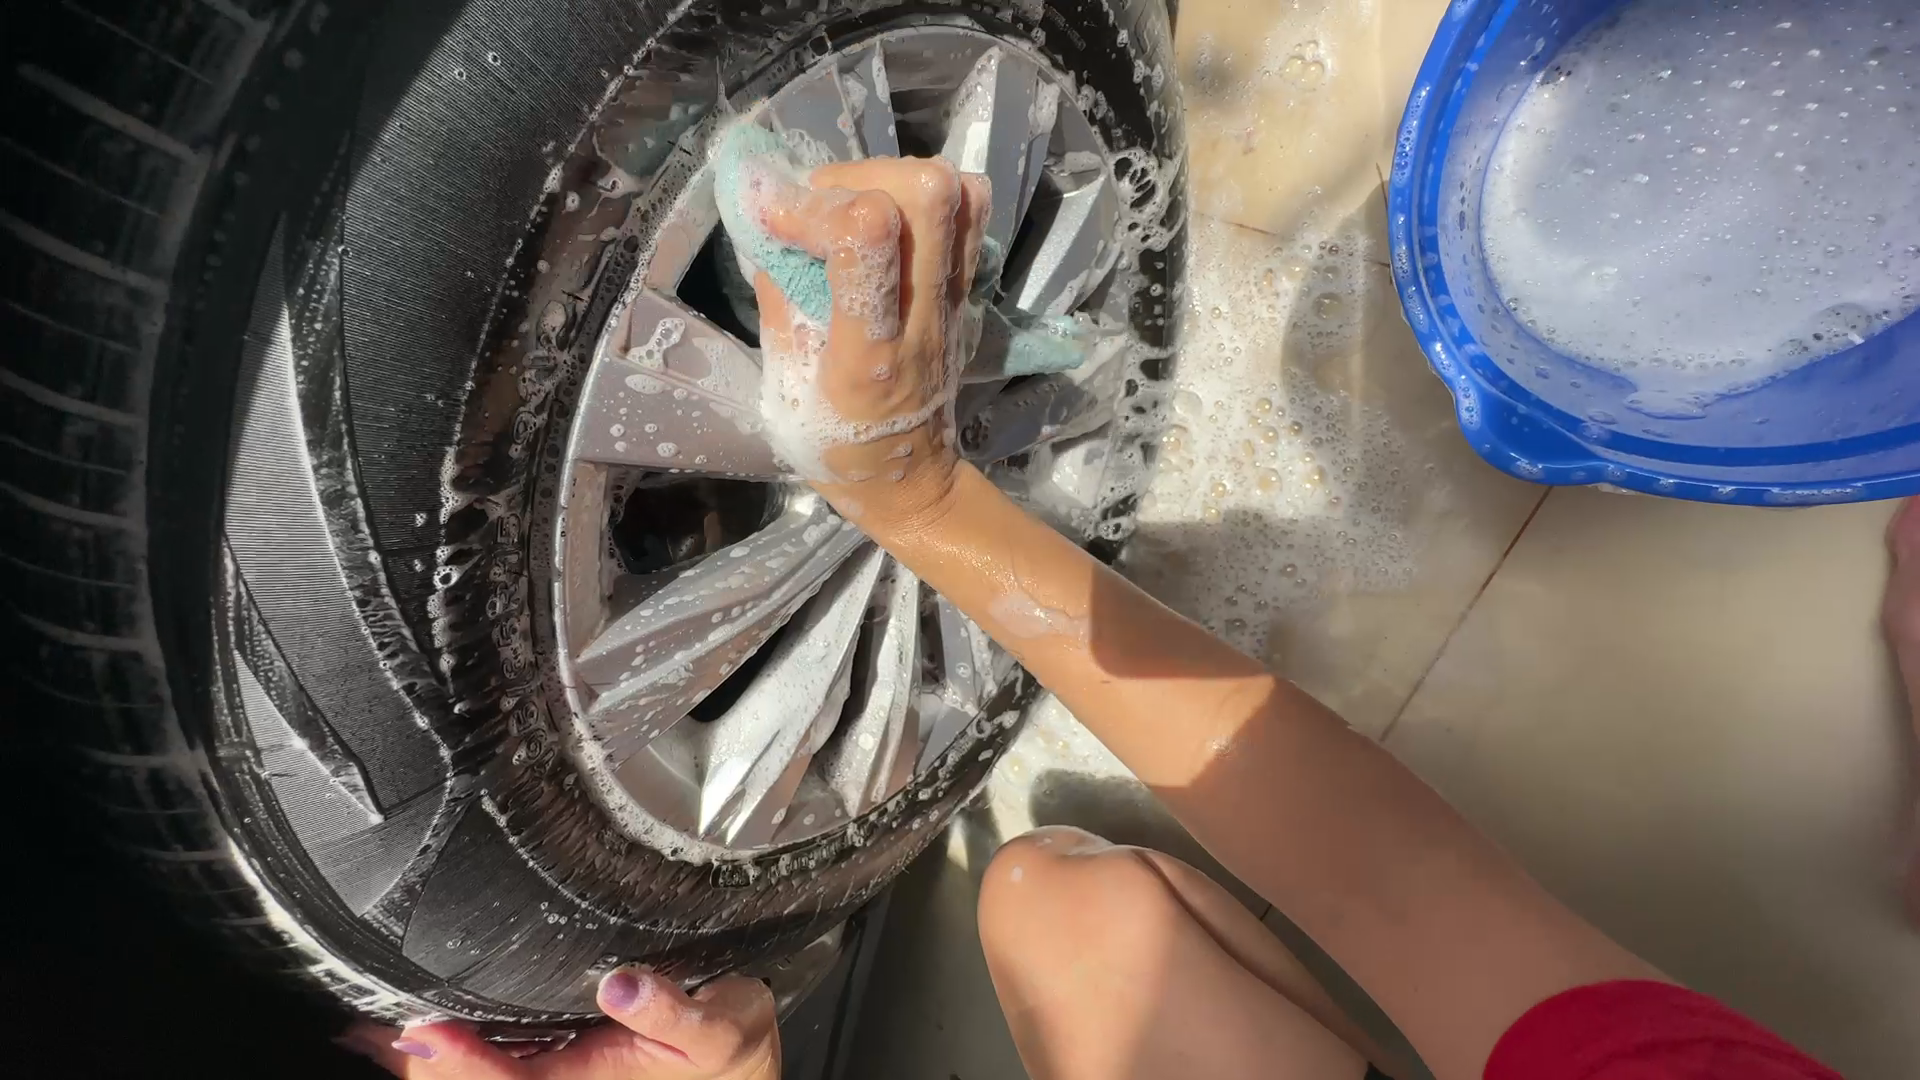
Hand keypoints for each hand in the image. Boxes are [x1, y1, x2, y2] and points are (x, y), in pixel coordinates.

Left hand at [339, 969, 777, 1079]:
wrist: (736, 1067)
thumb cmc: (728, 1048)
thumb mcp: (717, 1027)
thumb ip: (671, 1009)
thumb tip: (620, 982)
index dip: (458, 1062)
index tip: (420, 1031)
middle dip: (421, 1061)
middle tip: (361, 1028)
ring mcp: (558, 1073)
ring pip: (479, 1074)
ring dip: (428, 1057)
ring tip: (372, 1027)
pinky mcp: (562, 1058)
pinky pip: (497, 1059)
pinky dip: (458, 1047)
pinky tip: (434, 1031)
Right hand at [750, 156, 990, 533]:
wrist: (913, 484)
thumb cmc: (837, 450)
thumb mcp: (785, 388)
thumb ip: (778, 300)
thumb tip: (774, 225)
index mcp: (870, 353)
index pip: (869, 241)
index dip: (813, 205)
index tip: (775, 218)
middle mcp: (923, 319)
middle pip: (927, 195)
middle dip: (857, 176)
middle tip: (821, 210)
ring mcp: (954, 305)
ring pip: (957, 195)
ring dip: (893, 181)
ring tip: (852, 212)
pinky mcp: (967, 297)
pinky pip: (968, 218)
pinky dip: (925, 199)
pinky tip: (887, 225)